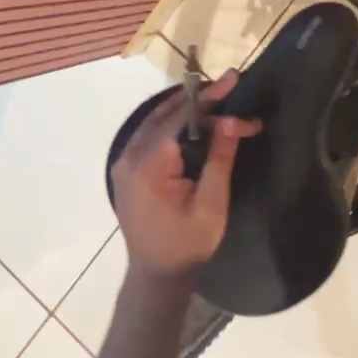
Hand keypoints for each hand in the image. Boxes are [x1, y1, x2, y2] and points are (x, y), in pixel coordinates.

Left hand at [110, 70, 261, 280]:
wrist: (156, 277)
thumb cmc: (187, 244)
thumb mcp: (211, 203)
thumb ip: (219, 158)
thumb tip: (233, 120)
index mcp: (148, 166)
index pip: (180, 118)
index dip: (210, 98)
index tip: (233, 80)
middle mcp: (129, 158)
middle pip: (166, 113)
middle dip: (200, 99)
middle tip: (230, 86)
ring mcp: (124, 163)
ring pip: (156, 120)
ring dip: (187, 109)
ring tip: (219, 99)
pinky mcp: (128, 170)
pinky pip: (150, 134)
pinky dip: (174, 123)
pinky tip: (197, 121)